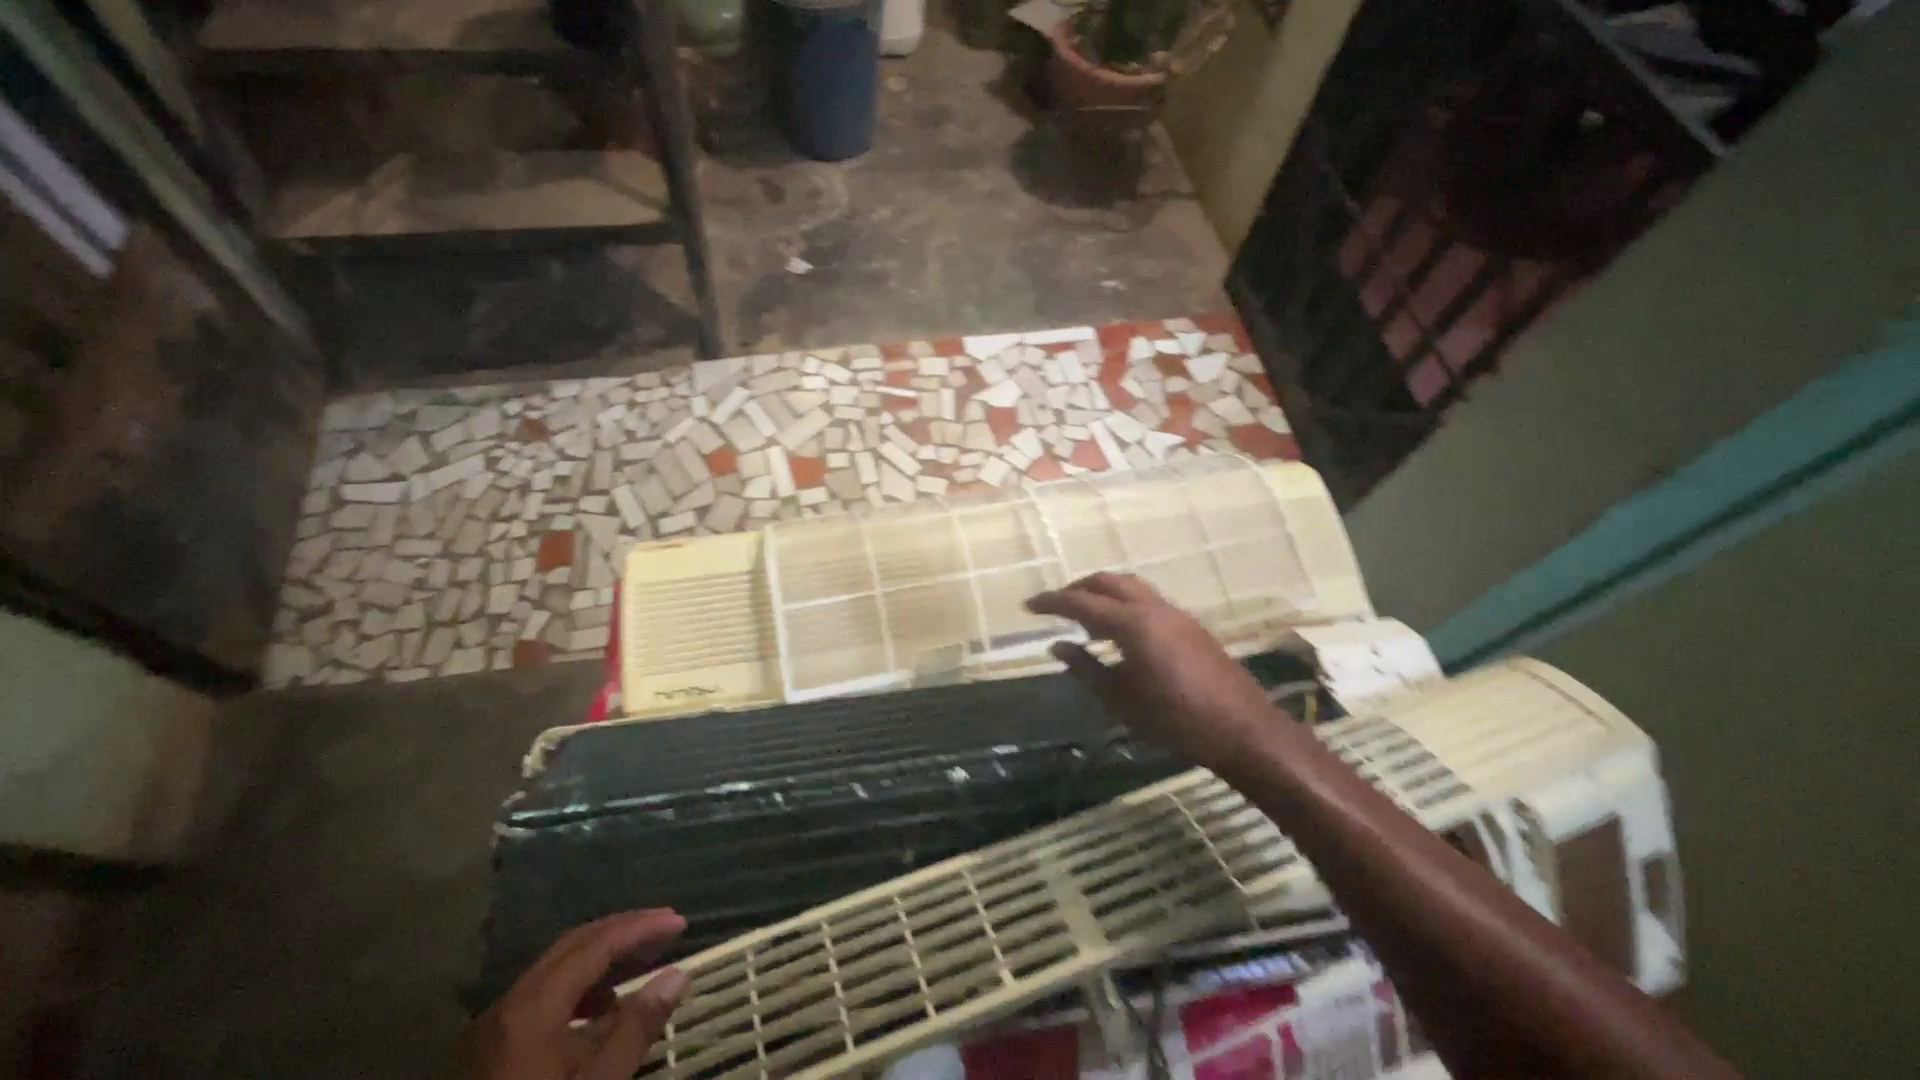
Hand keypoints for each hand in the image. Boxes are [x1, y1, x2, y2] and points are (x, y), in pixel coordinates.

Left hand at [457, 909, 689, 1079]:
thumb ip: (637, 1028)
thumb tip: (676, 975)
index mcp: (532, 1009)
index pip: (595, 947)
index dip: (640, 929)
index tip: (680, 923)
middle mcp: (507, 1005)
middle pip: (571, 947)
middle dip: (621, 932)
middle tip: (666, 929)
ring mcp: (493, 1028)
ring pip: (553, 970)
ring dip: (600, 958)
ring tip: (643, 964)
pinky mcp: (489, 1050)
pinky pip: (540, 998)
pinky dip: (578, 989)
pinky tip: (602, 1011)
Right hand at [1027, 572, 1283, 769]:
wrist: (1240, 728)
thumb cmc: (1174, 719)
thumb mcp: (1120, 700)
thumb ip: (1086, 669)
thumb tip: (1059, 646)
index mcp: (1132, 624)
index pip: (1081, 602)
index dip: (1052, 602)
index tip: (1028, 606)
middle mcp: (1153, 608)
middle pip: (1108, 582)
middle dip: (1078, 588)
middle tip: (1056, 606)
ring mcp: (1176, 614)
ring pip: (1131, 587)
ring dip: (1104, 593)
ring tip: (1085, 618)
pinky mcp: (1190, 626)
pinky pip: (1147, 600)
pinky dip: (1124, 604)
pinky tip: (1119, 632)